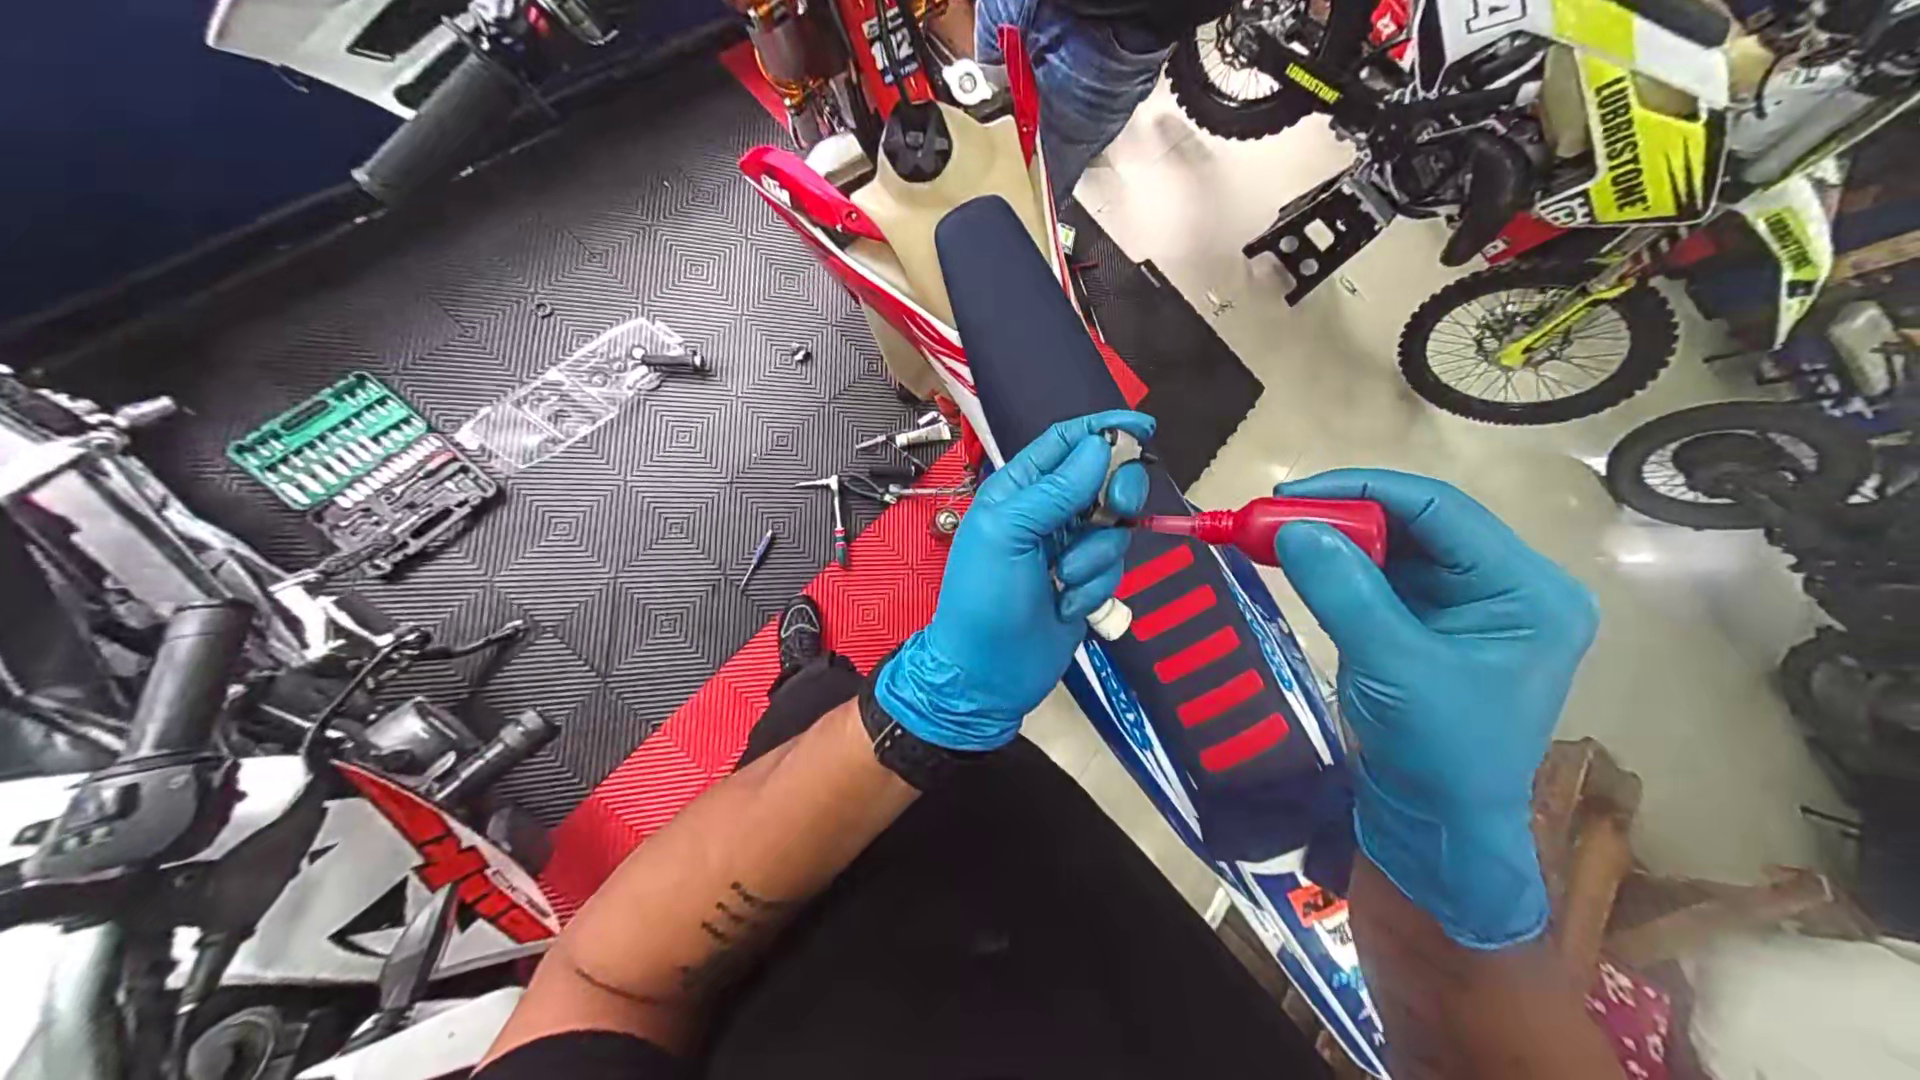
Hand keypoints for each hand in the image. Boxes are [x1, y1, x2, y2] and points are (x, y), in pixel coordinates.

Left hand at [875, 410, 1154, 750]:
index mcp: (1018, 490)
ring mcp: (1068, 548)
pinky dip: (1094, 588)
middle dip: (1114, 498)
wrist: (987, 673)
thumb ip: (1054, 490)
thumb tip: (1099, 445)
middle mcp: (1046, 513)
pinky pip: (1113, 568)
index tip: (1143, 427)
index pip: (1065, 443)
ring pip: (1114, 528)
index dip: (1104, 429)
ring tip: (1062, 582)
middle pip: (1103, 480)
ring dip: (1095, 559)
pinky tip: (1065, 606)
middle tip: (1111, 512)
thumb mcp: (1008, 536)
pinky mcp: (1085, 581)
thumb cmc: (982, 601)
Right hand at [1272, 469, 1597, 948]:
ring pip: (1390, 544)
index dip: (1361, 490)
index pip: (1440, 511)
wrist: (1435, 819)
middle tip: (1271, 516)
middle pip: (1414, 523)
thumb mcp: (1392, 666)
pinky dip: (1333, 564)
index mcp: (1526, 590)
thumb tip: (1291, 528)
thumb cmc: (1438, 750)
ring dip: (1331, 537)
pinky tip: (1295, 560)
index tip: (1289, 495)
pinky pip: (1375, 574)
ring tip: (1272, 534)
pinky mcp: (1425, 619)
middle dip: (1339, 514)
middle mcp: (1502, 585)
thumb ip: (1344, 591)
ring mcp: (1463, 602)